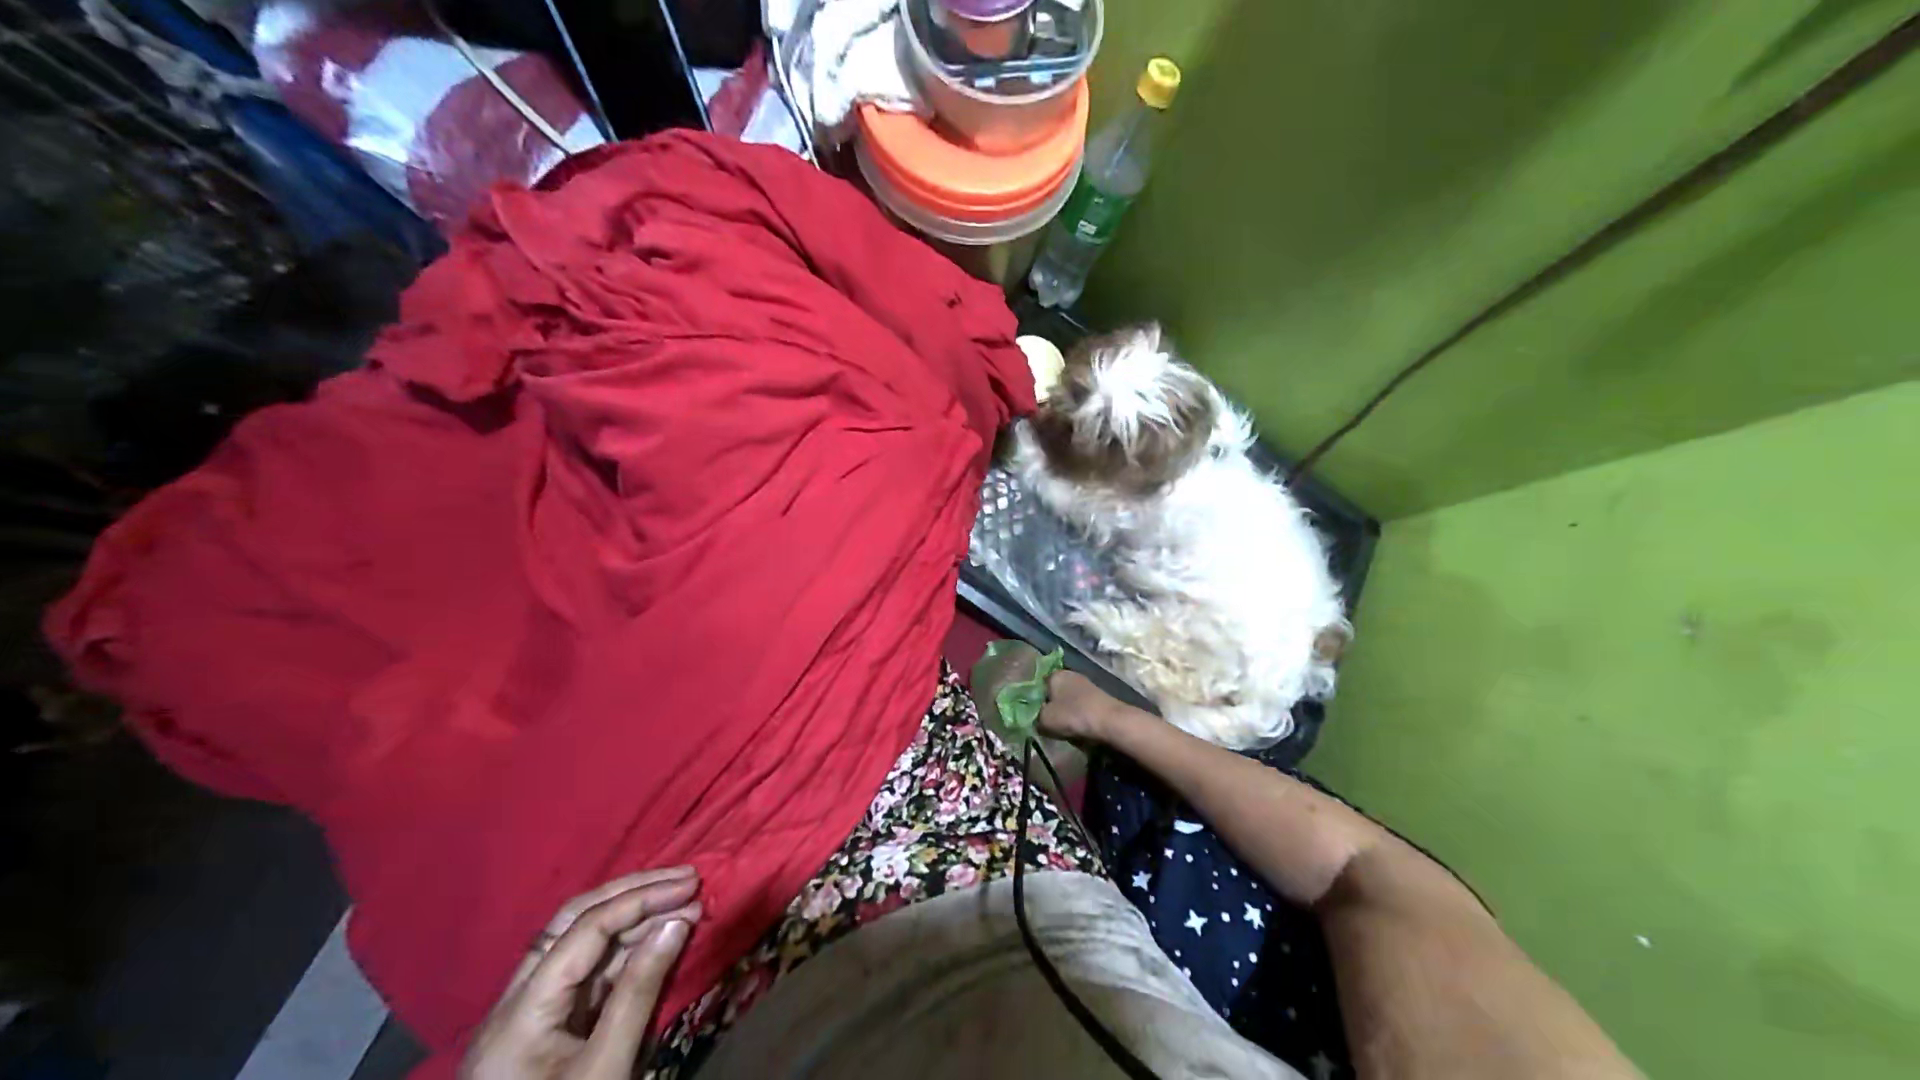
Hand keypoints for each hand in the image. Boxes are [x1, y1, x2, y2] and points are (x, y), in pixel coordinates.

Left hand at [460, 866, 702, 1079]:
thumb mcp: (606, 1069)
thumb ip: (640, 990)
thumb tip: (677, 920)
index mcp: (520, 1011)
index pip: (585, 929)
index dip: (640, 898)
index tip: (691, 885)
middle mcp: (518, 1000)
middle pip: (574, 922)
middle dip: (633, 893)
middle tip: (686, 880)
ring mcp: (531, 1013)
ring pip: (582, 943)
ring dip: (634, 919)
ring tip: (684, 906)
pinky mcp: (549, 1028)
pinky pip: (589, 973)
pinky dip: (626, 950)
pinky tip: (659, 940)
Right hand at [1037, 669, 1123, 743]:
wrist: (1110, 721)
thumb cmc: (1073, 716)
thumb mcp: (1044, 720)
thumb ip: (1034, 718)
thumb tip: (1034, 718)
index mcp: (1055, 674)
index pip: (1037, 686)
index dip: (1033, 702)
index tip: (1033, 717)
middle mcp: (1070, 674)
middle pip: (1053, 693)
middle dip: (1050, 707)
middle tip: (1046, 724)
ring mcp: (1085, 684)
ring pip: (1067, 700)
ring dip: (1064, 713)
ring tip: (1062, 729)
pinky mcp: (1097, 696)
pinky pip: (1080, 706)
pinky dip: (1077, 716)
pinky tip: (1077, 727)